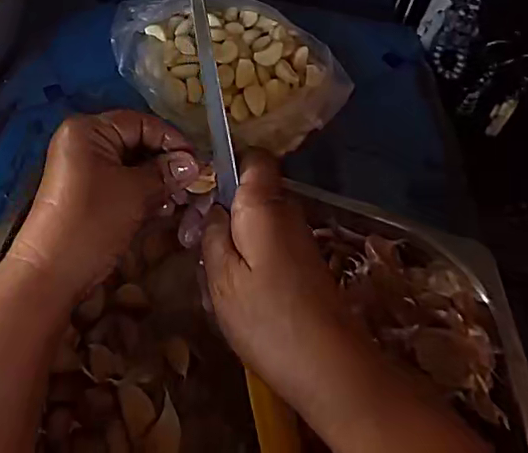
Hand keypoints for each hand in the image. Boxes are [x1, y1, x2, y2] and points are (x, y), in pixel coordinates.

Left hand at [7, 110, 199, 300]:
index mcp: (88, 129)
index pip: (140, 122)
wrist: (49, 276)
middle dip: (166, 163)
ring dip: (157, 180)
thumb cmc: (92, 222)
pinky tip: (163, 208)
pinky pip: (119, 182)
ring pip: (129, 165)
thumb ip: (165, 173)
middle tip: (194, 184)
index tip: (198, 163)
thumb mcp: (135, 193)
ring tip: (182, 199)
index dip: (172, 140)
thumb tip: (193, 164)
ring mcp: (81, 168)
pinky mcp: (84, 193)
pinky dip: (141, 192)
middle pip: (135, 142)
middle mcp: (82, 142)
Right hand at [200, 152, 368, 406]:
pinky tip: (235, 300)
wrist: (333, 371)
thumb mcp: (222, 277)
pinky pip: (268, 248)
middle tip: (194, 249)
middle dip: (221, 214)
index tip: (202, 194)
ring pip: (255, 225)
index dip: (227, 165)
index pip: (252, 157)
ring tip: (211, 283)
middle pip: (249, 193)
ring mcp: (298, 239)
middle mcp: (286, 211)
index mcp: (264, 203)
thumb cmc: (269, 319)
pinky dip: (249, 265)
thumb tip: (214, 208)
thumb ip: (213, 233)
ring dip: (232, 245)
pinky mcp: (304, 266)